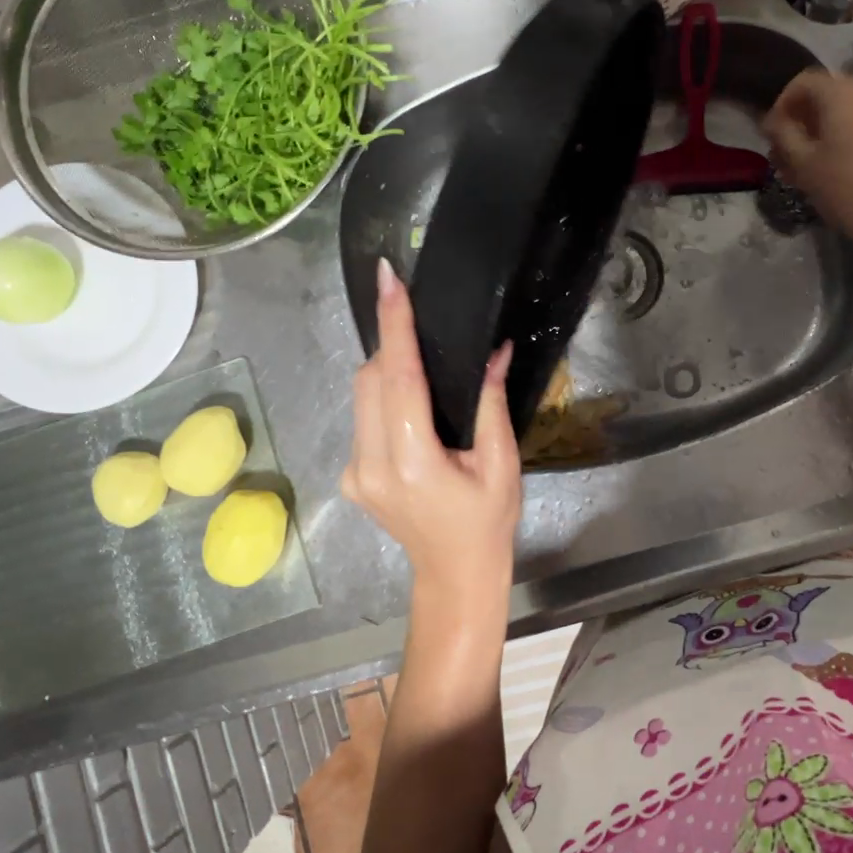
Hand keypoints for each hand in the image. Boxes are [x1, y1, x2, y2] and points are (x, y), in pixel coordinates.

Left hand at [341, 258, 520, 603]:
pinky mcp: (351, 476)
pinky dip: (384, 400)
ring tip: (420, 367)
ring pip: (361, 396)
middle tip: (419, 322)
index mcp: (414, 464)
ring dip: (387, 371)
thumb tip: (496, 350)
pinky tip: (412, 412)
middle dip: (392, 346)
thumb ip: (491, 405)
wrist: (454, 572)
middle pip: (370, 381)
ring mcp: (355, 473)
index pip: (399, 380)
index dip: (394, 327)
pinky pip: (363, 418)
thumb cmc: (487, 521)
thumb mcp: (501, 464)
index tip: (388, 280)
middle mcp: (372, 465)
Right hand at [763, 70, 852, 264]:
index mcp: (842, 94)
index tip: (770, 131)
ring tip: (807, 157)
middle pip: (827, 92)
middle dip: (802, 114)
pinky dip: (844, 132)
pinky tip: (834, 161)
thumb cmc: (844, 190)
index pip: (804, 82)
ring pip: (846, 107)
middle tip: (786, 145)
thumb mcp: (803, 163)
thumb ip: (783, 134)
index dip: (782, 102)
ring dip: (822, 125)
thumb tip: (772, 121)